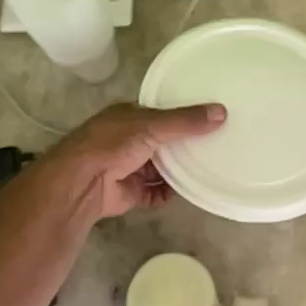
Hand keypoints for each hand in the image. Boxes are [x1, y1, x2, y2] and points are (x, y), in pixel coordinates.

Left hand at [31, 102, 226, 219]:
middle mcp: (128, 140)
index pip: (161, 111)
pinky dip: (168, 193)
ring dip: (177, 170)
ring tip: (207, 167)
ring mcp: (128, 167)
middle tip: (215, 143)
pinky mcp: (129, 192)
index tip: (209, 115)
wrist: (82, 183)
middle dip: (183, 144)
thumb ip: (186, 121)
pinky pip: (154, 193)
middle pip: (162, 141)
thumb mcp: (152, 125)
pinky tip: (188, 192)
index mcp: (129, 117)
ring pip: (159, 168)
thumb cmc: (113, 144)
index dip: (182, 112)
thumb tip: (222, 112)